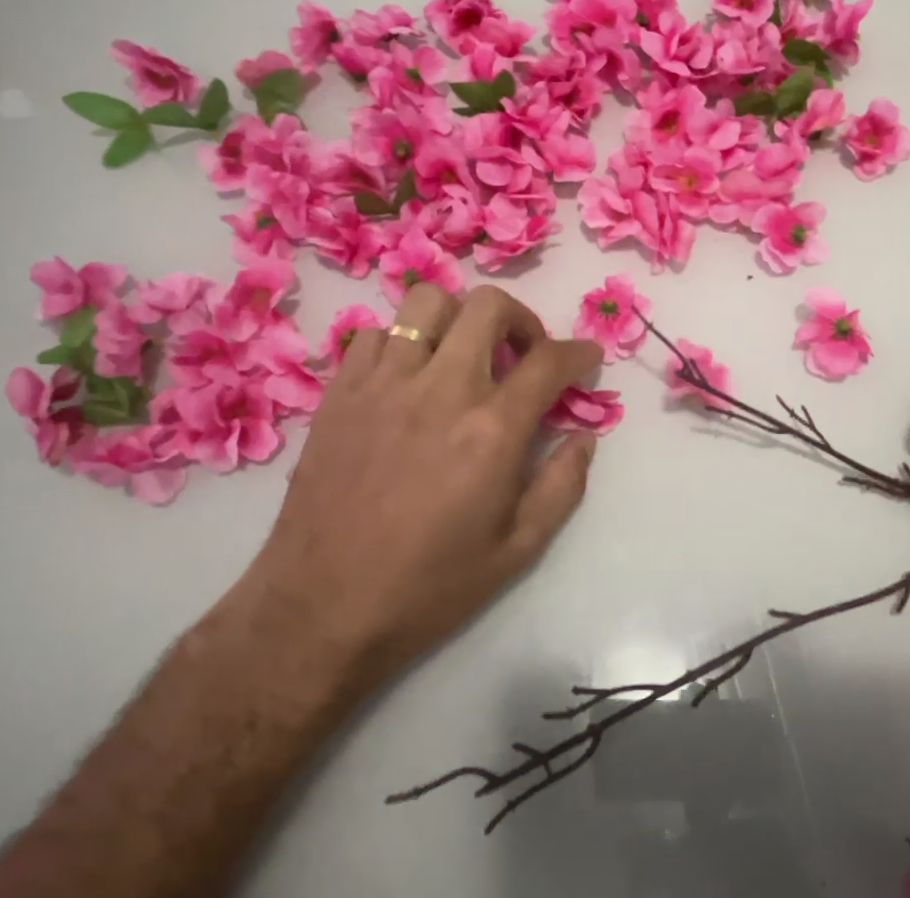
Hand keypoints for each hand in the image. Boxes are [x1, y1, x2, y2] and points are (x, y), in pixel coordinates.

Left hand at [237, 284, 602, 690]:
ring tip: (464, 356)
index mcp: (491, 430)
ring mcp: (383, 384)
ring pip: (427, 302)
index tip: (586, 360)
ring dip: (460, 319)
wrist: (323, 607)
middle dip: (522, 320)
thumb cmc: (429, 586)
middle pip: (488, 306)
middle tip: (525, 355)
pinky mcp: (339, 392)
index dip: (579, 352)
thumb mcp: (518, 550)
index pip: (549, 360)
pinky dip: (404, 341)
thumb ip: (562, 485)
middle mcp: (440, 389)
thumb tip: (585, 437)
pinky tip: (409, 378)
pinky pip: (376, 333)